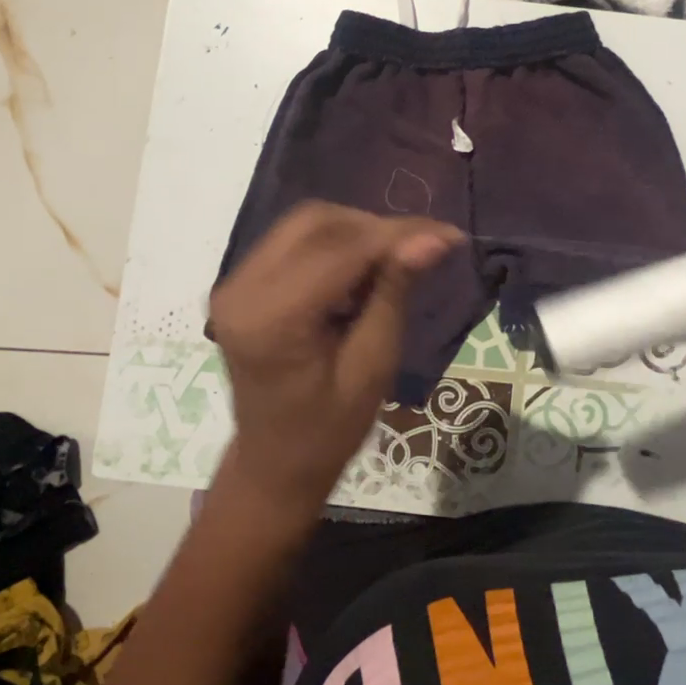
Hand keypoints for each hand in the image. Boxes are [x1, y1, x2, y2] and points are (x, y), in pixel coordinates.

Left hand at [205, 201, 461, 505]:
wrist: (276, 461)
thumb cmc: (330, 428)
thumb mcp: (373, 365)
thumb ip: (393, 293)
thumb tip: (431, 239)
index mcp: (272, 319)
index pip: (340, 251)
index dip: (398, 235)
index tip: (450, 235)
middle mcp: (242, 290)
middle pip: (317, 223)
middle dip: (377, 228)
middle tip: (424, 248)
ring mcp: (235, 283)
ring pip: (306, 224)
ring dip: (357, 231)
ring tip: (396, 260)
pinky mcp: (241, 283)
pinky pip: (294, 240)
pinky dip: (336, 243)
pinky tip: (363, 269)